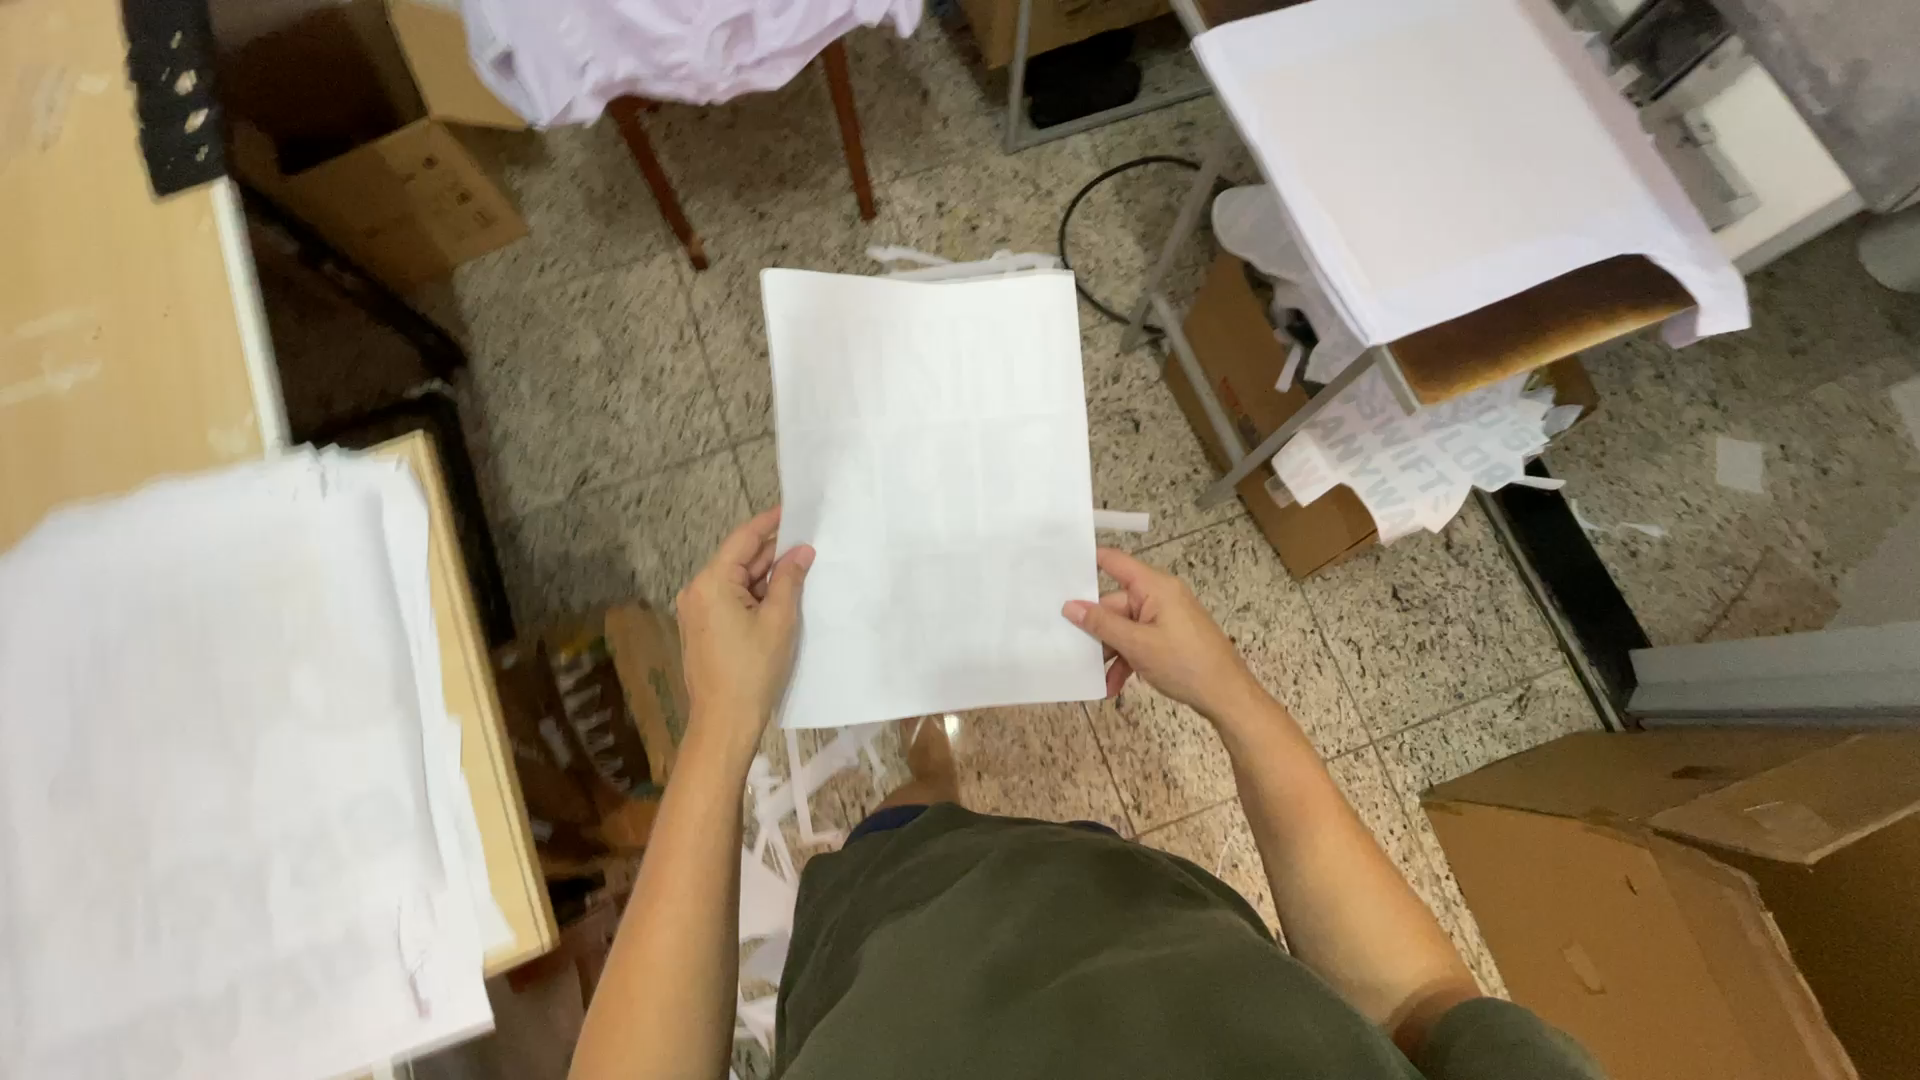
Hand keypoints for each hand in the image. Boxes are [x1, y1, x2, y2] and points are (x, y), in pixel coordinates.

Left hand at [675, 508, 814, 754]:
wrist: (725, 720)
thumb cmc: (753, 669)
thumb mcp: (779, 619)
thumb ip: (789, 579)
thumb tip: (801, 551)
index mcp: (711, 583)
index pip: (743, 540)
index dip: (769, 523)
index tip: (792, 510)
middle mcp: (697, 591)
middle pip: (739, 560)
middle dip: (772, 552)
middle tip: (807, 542)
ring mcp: (696, 611)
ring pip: (736, 581)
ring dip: (766, 575)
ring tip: (801, 568)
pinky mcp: (703, 629)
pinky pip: (730, 599)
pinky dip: (755, 594)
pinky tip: (781, 596)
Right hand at [1062, 547, 1265, 722]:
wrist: (1227, 696)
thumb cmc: (1184, 663)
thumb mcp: (1137, 645)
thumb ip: (1101, 624)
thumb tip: (1070, 606)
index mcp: (1154, 587)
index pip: (1114, 562)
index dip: (1087, 562)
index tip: (1057, 568)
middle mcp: (1159, 596)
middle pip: (1115, 604)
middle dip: (1096, 630)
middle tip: (1071, 650)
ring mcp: (1165, 617)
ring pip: (1125, 627)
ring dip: (1110, 653)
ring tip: (1096, 679)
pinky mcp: (1169, 637)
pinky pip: (1139, 642)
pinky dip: (1127, 660)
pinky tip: (1114, 686)